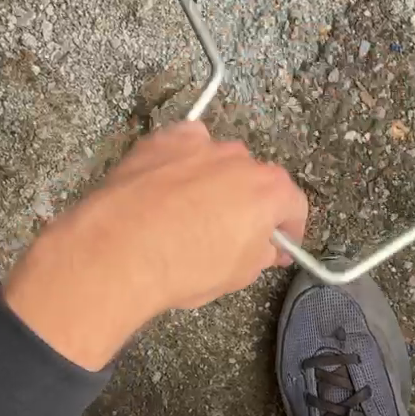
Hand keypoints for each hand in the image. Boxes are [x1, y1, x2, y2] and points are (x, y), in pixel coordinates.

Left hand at [3, 122, 307, 369]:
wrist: (119, 250)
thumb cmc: (182, 266)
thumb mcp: (237, 275)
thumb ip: (261, 254)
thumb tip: (266, 249)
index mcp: (270, 192)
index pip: (294, 206)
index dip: (289, 229)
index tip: (279, 245)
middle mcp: (241, 160)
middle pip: (257, 180)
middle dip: (250, 204)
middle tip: (232, 233)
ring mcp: (202, 145)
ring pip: (220, 161)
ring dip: (215, 181)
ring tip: (190, 212)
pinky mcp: (165, 140)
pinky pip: (186, 142)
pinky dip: (184, 158)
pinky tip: (168, 183)